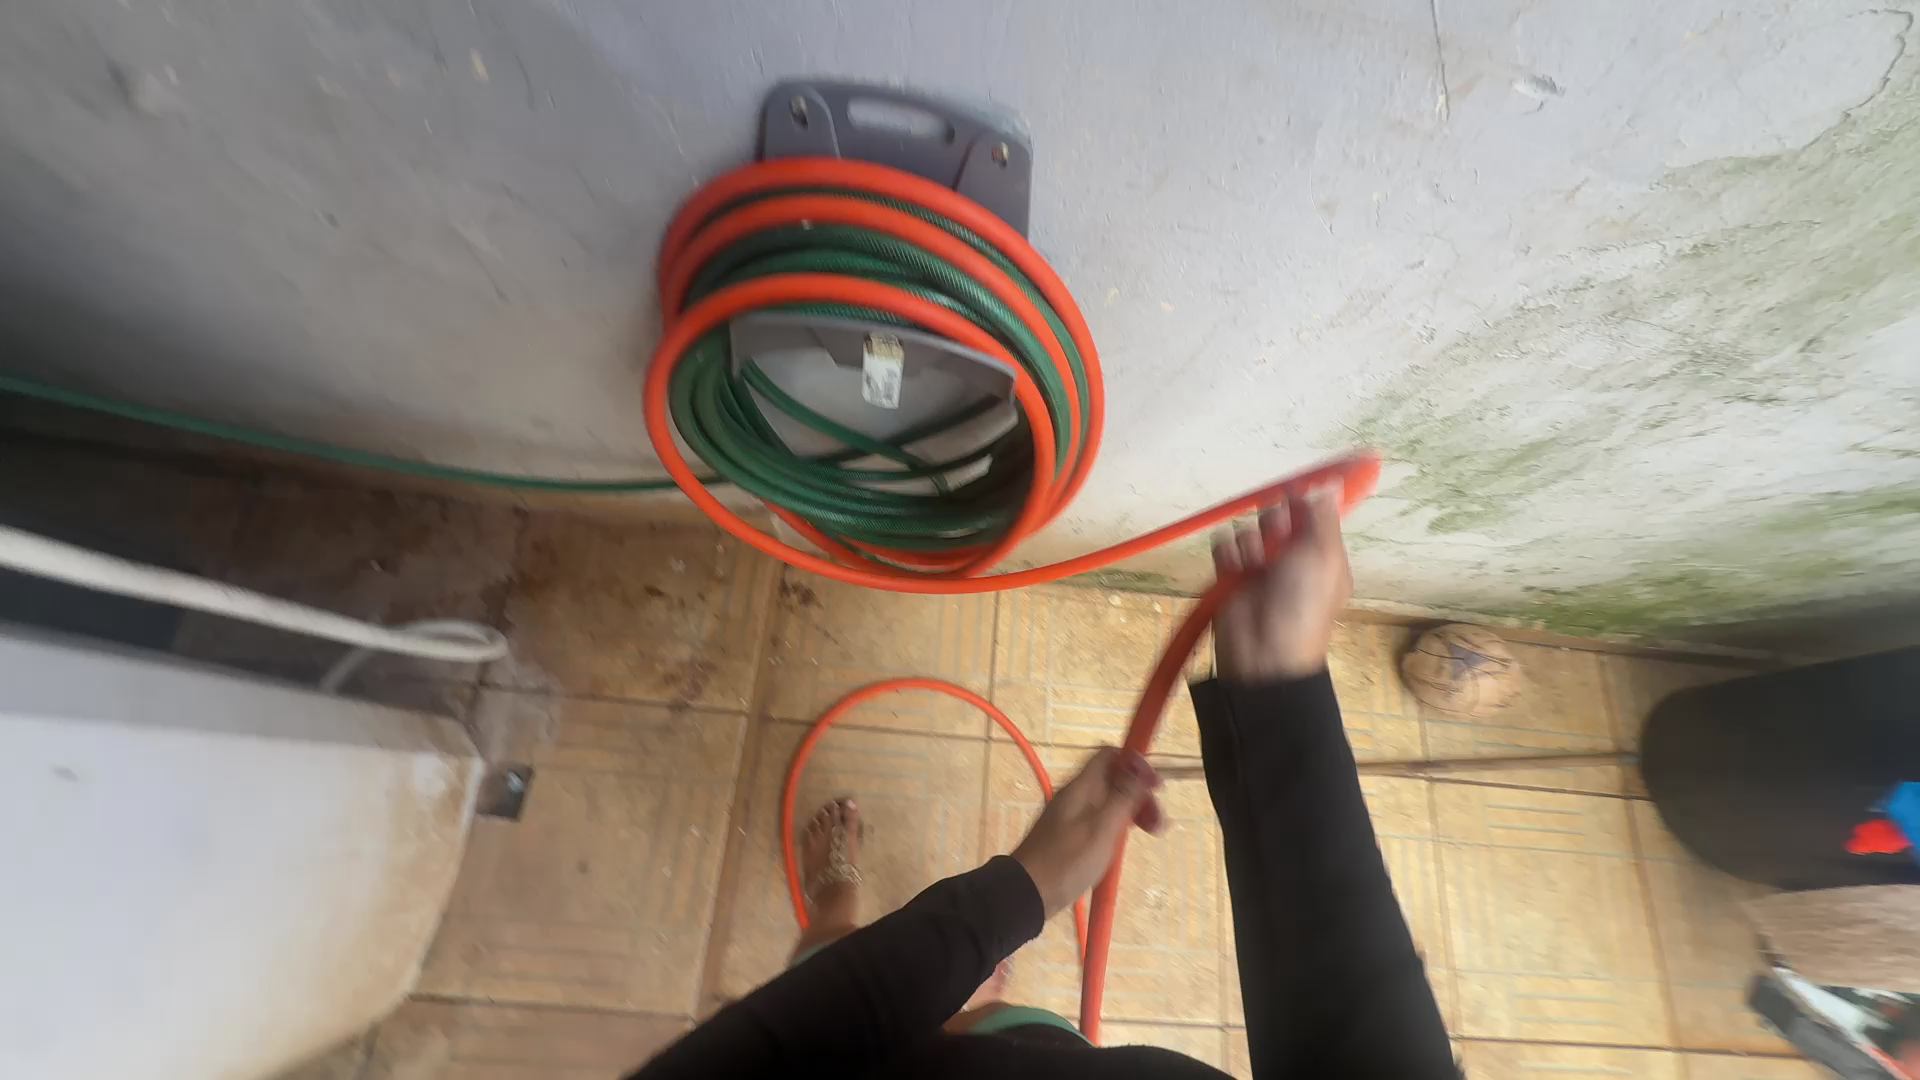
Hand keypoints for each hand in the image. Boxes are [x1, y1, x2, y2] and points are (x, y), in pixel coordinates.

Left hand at [1010, 748, 1164, 917]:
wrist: (1027, 891)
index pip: (1110, 756)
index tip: (1156, 786)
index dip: (1135, 764)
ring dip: (1134, 811)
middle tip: (1159, 821)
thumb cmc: (1067, 860)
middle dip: (1140, 793)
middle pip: (1115, 779)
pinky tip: (1126, 843)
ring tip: (1153, 832)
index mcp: (1082, 787)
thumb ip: (1121, 795)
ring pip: (1110, 800)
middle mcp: (1077, 794)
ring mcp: (1074, 814)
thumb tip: (1138, 761)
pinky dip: (1119, 825)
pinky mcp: (1073, 833)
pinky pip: (1102, 818)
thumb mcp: (1101, 828)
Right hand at [1211, 485, 1351, 681]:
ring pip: (1246, 529)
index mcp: (1319, 552)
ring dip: (1249, 545)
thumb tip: (1331, 482)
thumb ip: (1322, 517)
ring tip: (1254, 568)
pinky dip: (1227, 556)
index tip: (1294, 494)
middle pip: (1274, 515)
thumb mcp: (1323, 556)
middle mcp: (1289, 556)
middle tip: (1278, 543)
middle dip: (1273, 524)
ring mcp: (1257, 565)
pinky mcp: (1228, 574)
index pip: (1309, 512)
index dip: (1300, 502)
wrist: (1263, 649)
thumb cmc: (1302, 602)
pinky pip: (1222, 545)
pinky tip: (1234, 572)